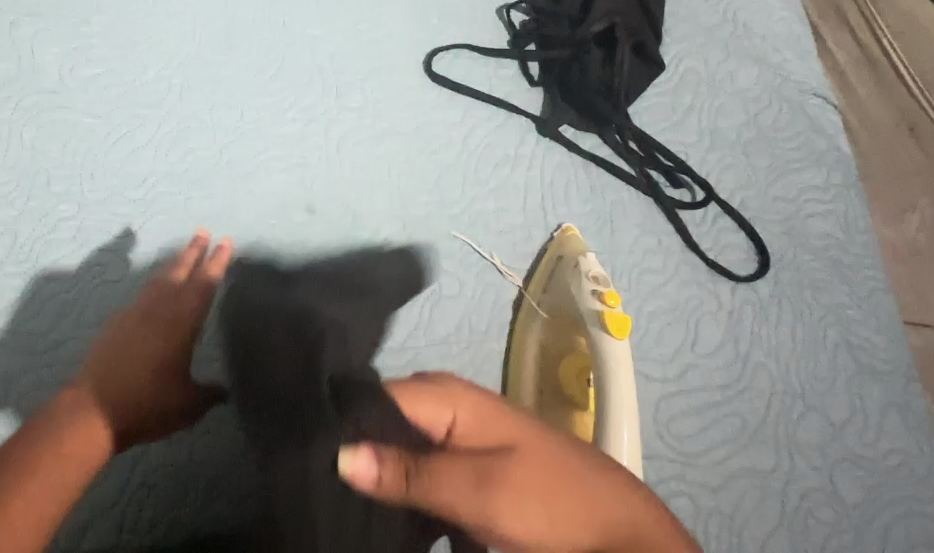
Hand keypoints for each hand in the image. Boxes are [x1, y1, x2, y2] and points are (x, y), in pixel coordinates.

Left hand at [69, 230, 232, 452]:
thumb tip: (223, 391)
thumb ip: (208, 394)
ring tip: (182, 256)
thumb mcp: (188, 405)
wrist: (95, 409)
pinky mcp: (117, 322)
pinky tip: (155, 293)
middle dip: (193, 251)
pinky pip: (142, 296)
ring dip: (173, 265)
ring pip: (158, 280)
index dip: (216, 262)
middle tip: (203, 231)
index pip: (204, 284)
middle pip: (179, 271)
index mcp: (182, 322)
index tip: (225, 241)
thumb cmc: (148, 404)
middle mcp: (158, 309)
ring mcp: (134, 312)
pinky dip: (154, 286)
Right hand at [337, 372, 699, 552]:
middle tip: (315, 484)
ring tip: (335, 503)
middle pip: (378, 421)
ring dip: (373, 477)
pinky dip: (397, 494)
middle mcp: (443, 407)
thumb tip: (339, 453)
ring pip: (394, 450)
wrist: (629, 543)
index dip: (340, 422)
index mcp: (444, 395)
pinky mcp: (463, 474)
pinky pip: (415, 474)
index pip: (371, 396)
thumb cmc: (554, 506)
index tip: (305, 453)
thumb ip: (411, 473)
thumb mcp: (481, 491)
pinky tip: (375, 515)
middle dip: (351, 450)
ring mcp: (454, 441)